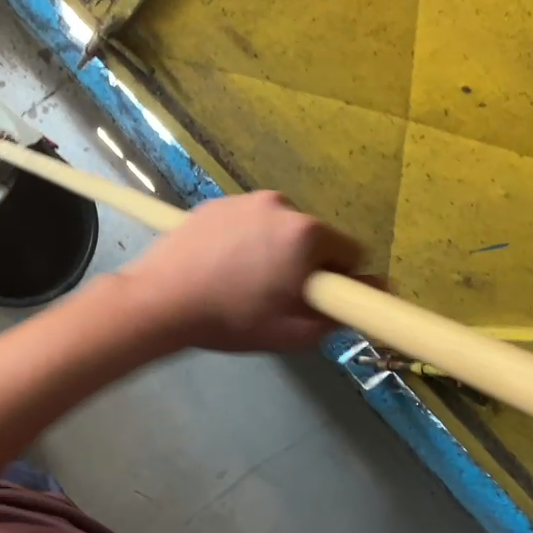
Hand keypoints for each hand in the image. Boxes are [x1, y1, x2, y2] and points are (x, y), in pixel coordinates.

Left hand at [117, 192, 363, 352]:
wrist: (160, 300)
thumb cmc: (230, 318)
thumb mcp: (294, 332)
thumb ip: (341, 313)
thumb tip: (373, 290)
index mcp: (306, 232)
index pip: (350, 252)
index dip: (339, 279)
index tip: (313, 298)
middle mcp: (278, 204)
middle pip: (311, 237)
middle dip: (302, 263)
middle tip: (272, 294)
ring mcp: (241, 200)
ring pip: (276, 228)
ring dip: (271, 249)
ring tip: (240, 281)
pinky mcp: (212, 204)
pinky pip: (244, 222)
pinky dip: (241, 239)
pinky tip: (219, 265)